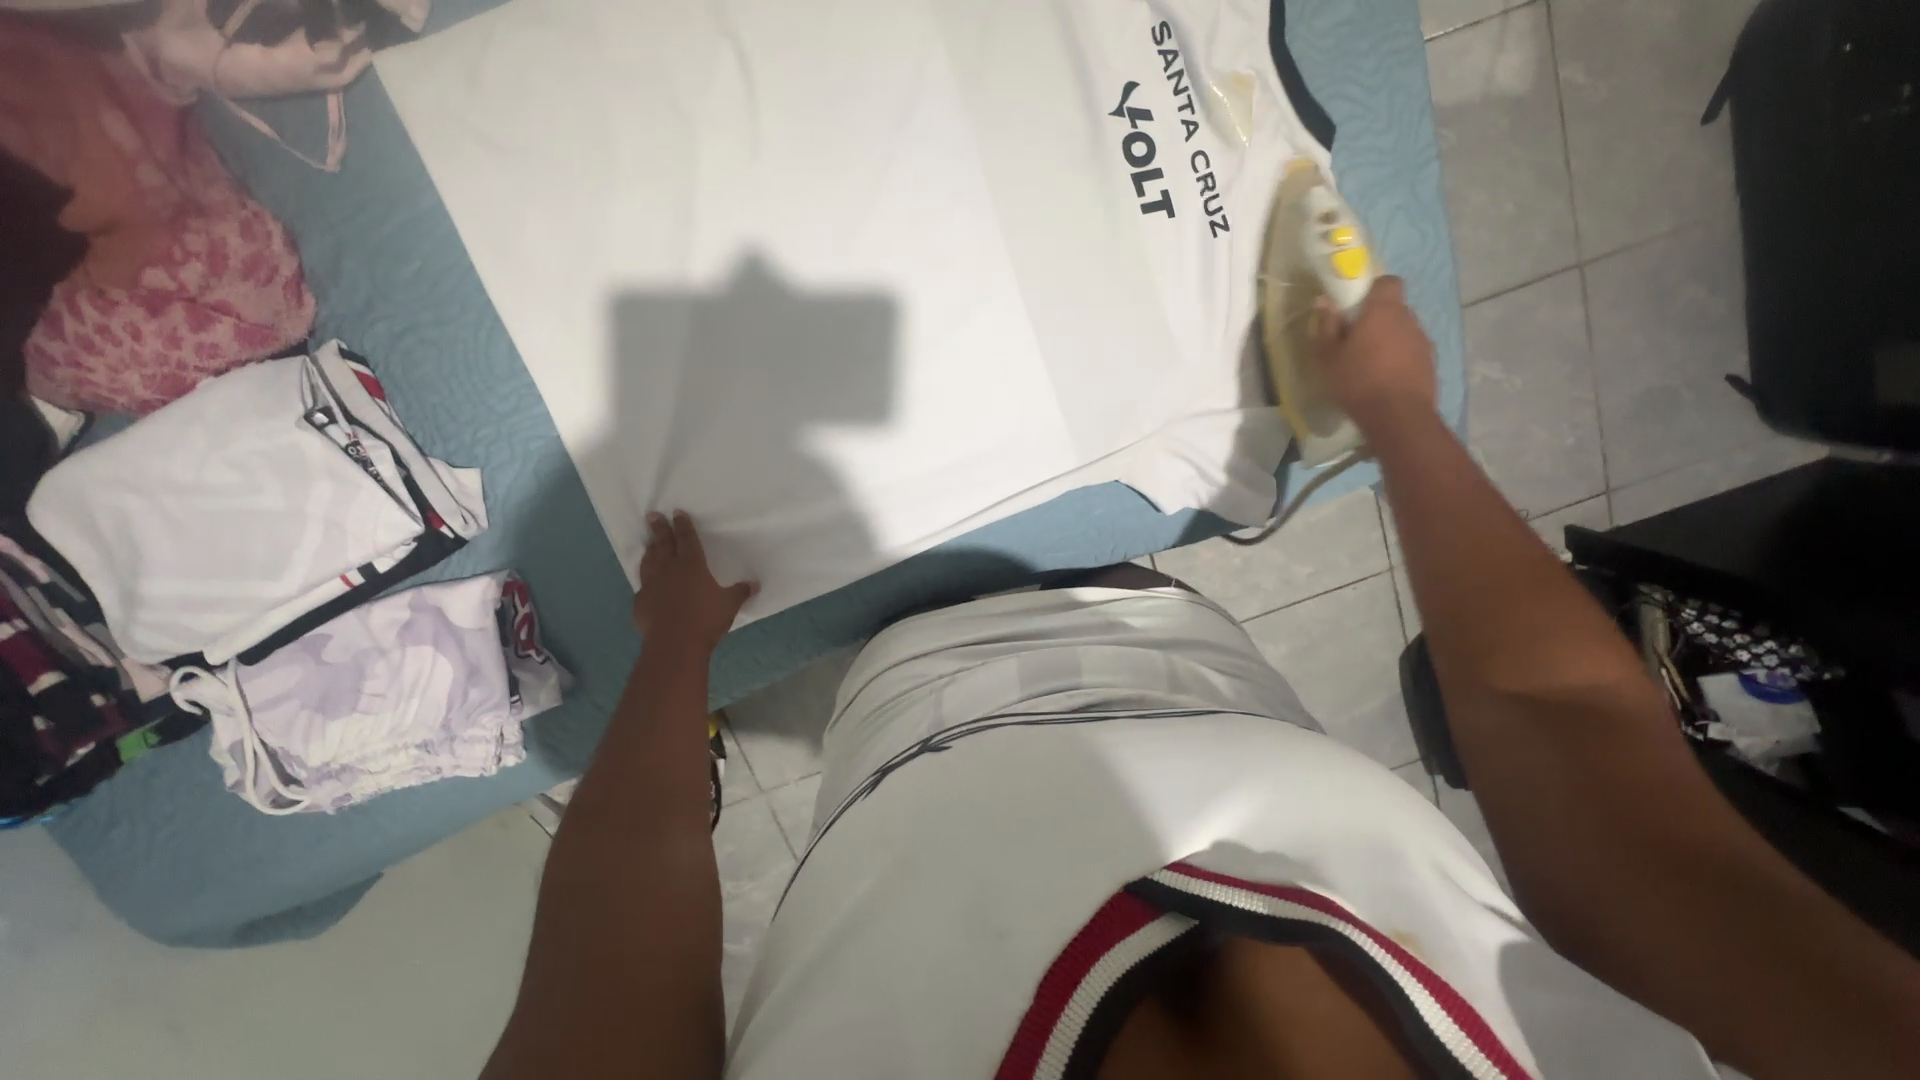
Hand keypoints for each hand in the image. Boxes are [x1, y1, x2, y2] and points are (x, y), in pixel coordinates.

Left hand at [633, 511, 756, 653]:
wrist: (674, 644)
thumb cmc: (706, 619)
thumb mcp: (730, 605)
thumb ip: (740, 592)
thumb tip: (755, 584)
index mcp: (692, 565)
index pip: (687, 539)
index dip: (683, 525)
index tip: (677, 513)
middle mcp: (669, 569)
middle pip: (663, 544)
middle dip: (659, 528)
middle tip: (652, 515)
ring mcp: (651, 585)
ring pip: (649, 561)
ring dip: (649, 550)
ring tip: (648, 542)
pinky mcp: (640, 602)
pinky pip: (642, 586)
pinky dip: (645, 580)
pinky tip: (646, 582)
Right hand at [1310, 276, 1437, 434]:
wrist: (1398, 417)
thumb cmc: (1357, 381)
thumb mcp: (1329, 357)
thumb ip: (1327, 326)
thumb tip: (1325, 302)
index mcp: (1383, 312)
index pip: (1388, 282)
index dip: (1374, 289)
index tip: (1358, 305)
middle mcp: (1409, 320)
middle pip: (1395, 308)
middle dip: (1378, 319)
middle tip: (1357, 339)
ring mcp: (1423, 342)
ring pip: (1404, 331)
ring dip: (1390, 340)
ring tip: (1371, 364)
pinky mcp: (1431, 363)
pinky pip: (1412, 352)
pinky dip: (1401, 359)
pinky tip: (1386, 379)